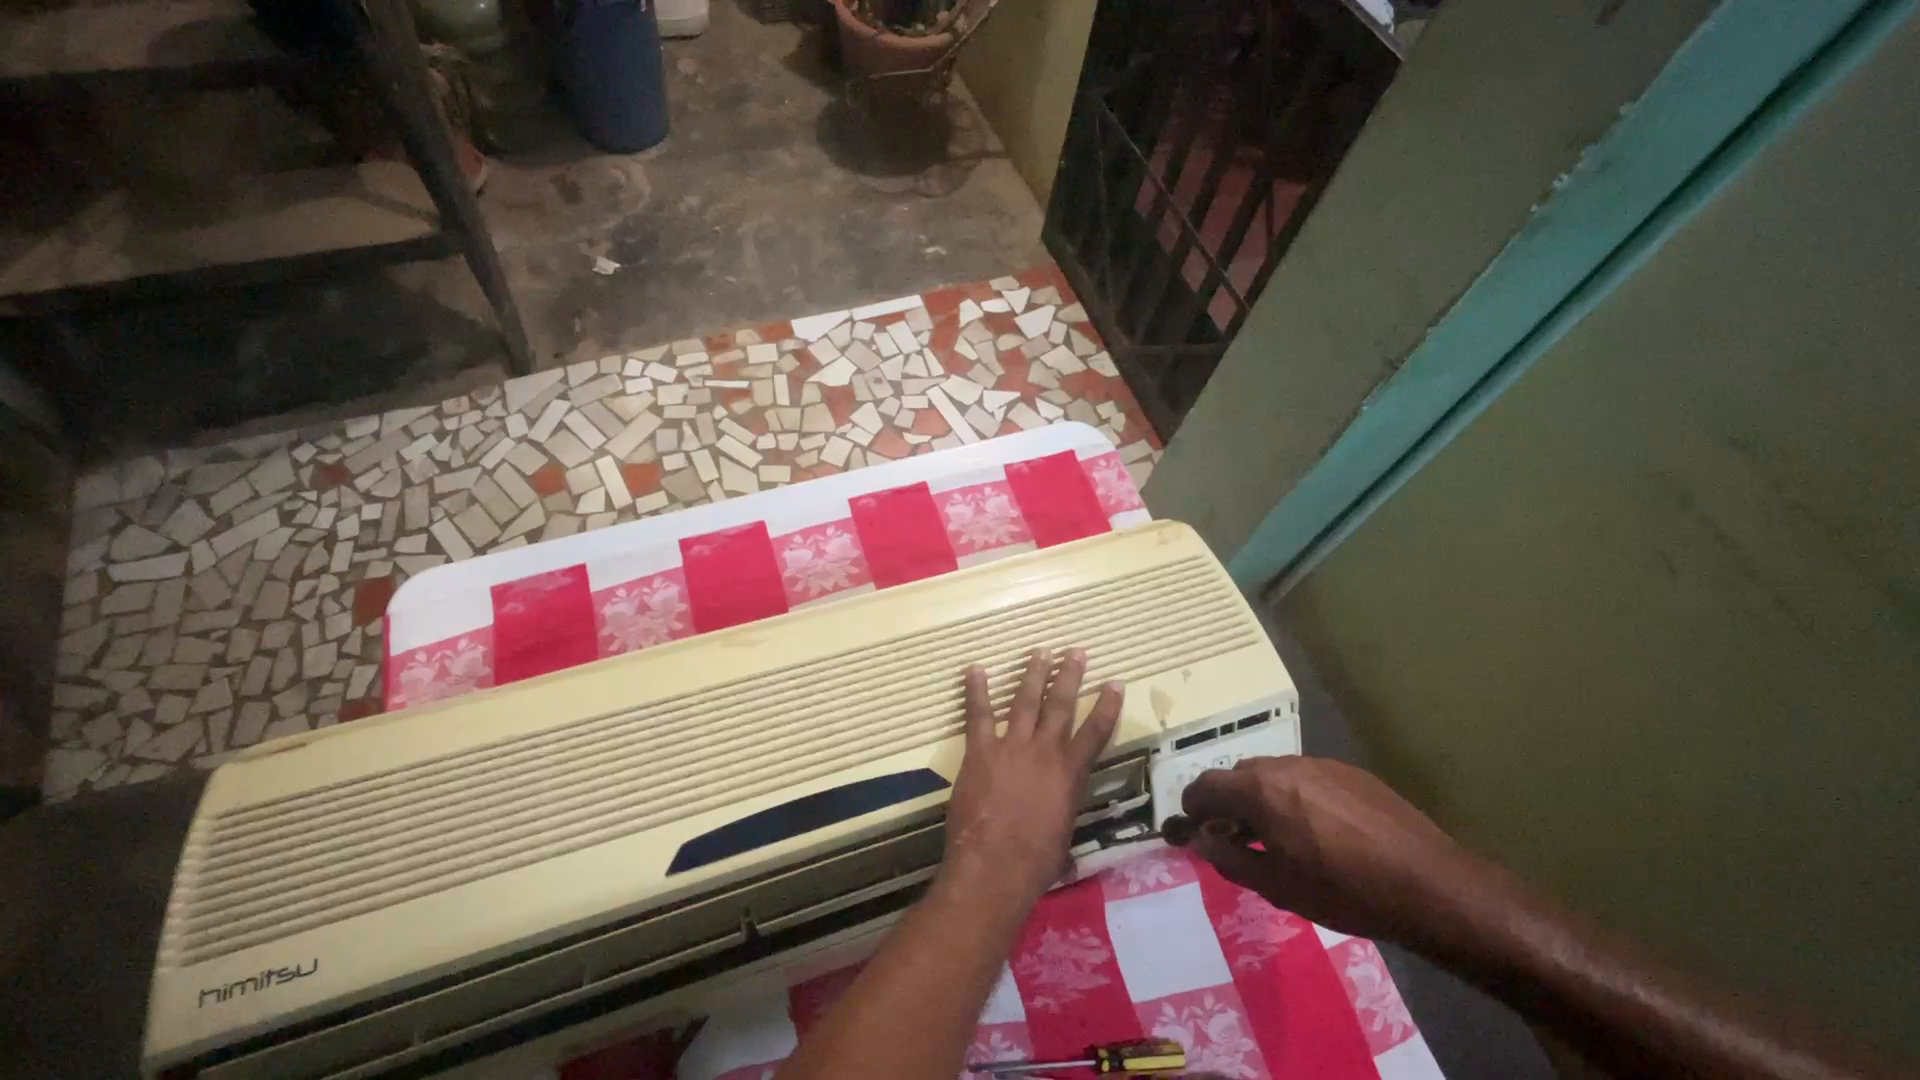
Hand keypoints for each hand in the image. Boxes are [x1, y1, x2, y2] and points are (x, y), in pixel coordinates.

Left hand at [936, 648, 1123, 907]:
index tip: (1114, 683)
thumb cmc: (1035, 863)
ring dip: (1033, 674)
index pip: (1096, 732)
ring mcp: (1012, 747)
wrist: (995, 866)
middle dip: (1069, 675)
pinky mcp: (980, 751)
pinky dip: (975, 690)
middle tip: (1075, 651)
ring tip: (1040, 652)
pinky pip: (978, 714)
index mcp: (1071, 774)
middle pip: (1060, 705)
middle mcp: (1045, 752)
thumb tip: (1066, 850)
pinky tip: (975, 669)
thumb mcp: (1063, 840)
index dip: (1107, 706)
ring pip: (1025, 701)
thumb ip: (1062, 824)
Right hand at [1175, 756, 1499, 945]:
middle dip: (1229, 803)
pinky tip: (1321, 832)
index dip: (1193, 808)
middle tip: (1237, 839)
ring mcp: (1321, 765)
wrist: (1427, 884)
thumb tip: (1200, 842)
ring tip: (1281, 836)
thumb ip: (1229, 858)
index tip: (1197, 831)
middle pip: (1239, 776)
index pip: (1205, 786)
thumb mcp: (1275, 885)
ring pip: (1274, 775)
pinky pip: (1308, 779)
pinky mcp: (1352, 773)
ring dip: (1264, 799)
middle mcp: (1284, 766)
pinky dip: (1297, 798)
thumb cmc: (1342, 891)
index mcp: (1259, 790)